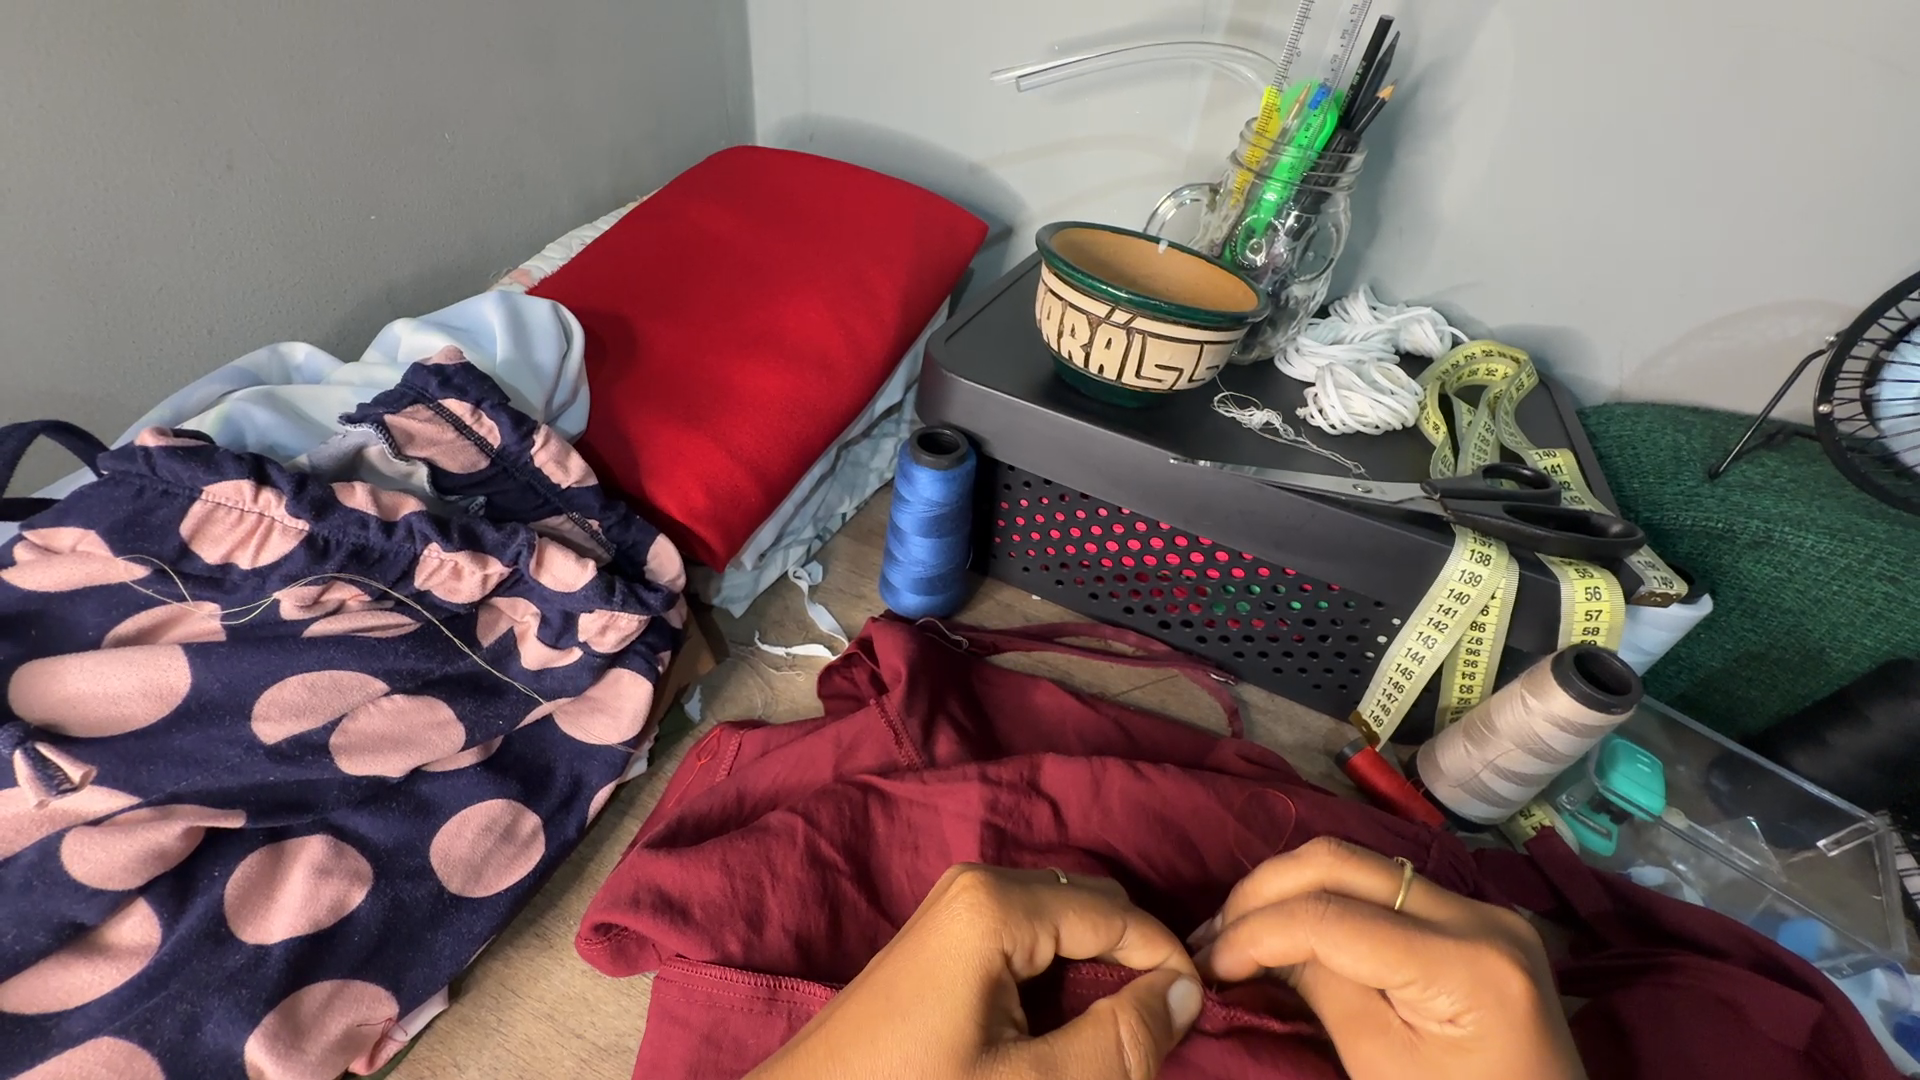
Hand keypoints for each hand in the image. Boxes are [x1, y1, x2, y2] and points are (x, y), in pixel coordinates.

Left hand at [746, 864, 1203, 1079]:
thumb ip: (1118, 1042)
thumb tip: (1186, 991)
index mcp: (998, 903)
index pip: (1115, 913)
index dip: (1165, 961)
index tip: (1200, 1016)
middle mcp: (978, 883)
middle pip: (1087, 906)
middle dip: (1129, 963)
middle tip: (1151, 1034)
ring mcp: (955, 904)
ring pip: (1058, 921)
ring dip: (1094, 972)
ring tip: (1108, 1037)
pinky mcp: (943, 933)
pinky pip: (1024, 935)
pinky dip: (1056, 975)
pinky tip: (1057, 1029)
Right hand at [1189, 837, 1585, 1079]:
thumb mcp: (1380, 1068)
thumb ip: (1316, 985)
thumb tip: (1249, 940)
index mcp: (1468, 966)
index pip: (1330, 917)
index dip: (1256, 931)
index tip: (1208, 962)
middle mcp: (1480, 913)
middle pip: (1337, 862)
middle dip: (1262, 891)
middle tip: (1215, 934)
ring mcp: (1479, 907)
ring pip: (1350, 859)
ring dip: (1284, 886)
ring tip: (1239, 926)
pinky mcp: (1469, 914)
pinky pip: (1375, 882)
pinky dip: (1319, 893)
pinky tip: (1286, 918)